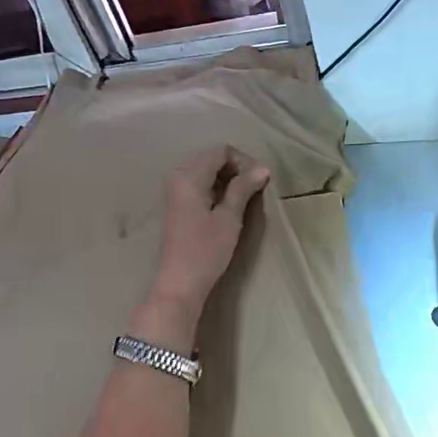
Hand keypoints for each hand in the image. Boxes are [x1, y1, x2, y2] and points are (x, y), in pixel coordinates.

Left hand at [147, 147, 271, 319]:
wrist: (179, 284)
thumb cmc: (205, 251)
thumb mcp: (229, 218)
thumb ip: (243, 188)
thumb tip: (262, 169)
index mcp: (189, 176)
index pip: (220, 152)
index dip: (243, 161)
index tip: (260, 180)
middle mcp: (178, 177)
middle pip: (211, 158)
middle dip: (235, 168)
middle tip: (254, 188)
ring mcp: (174, 190)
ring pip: (205, 171)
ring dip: (226, 178)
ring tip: (244, 197)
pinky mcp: (176, 204)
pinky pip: (198, 183)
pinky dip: (215, 188)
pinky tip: (227, 205)